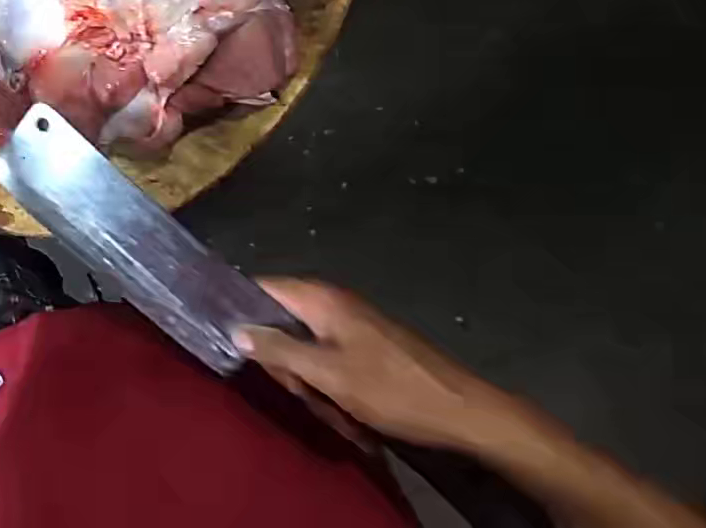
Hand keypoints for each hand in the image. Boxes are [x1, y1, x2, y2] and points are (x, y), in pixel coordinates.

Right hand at [235, 278, 524, 453]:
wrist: (473, 418)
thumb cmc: (393, 390)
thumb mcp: (327, 374)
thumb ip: (276, 349)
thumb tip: (233, 329)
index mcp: (316, 296)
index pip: (256, 287)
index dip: (241, 314)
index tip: (243, 350)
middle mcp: (329, 300)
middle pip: (279, 322)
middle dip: (287, 363)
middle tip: (303, 394)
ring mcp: (351, 322)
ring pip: (304, 345)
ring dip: (312, 381)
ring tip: (335, 412)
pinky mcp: (367, 344)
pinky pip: (329, 357)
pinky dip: (333, 384)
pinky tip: (350, 414)